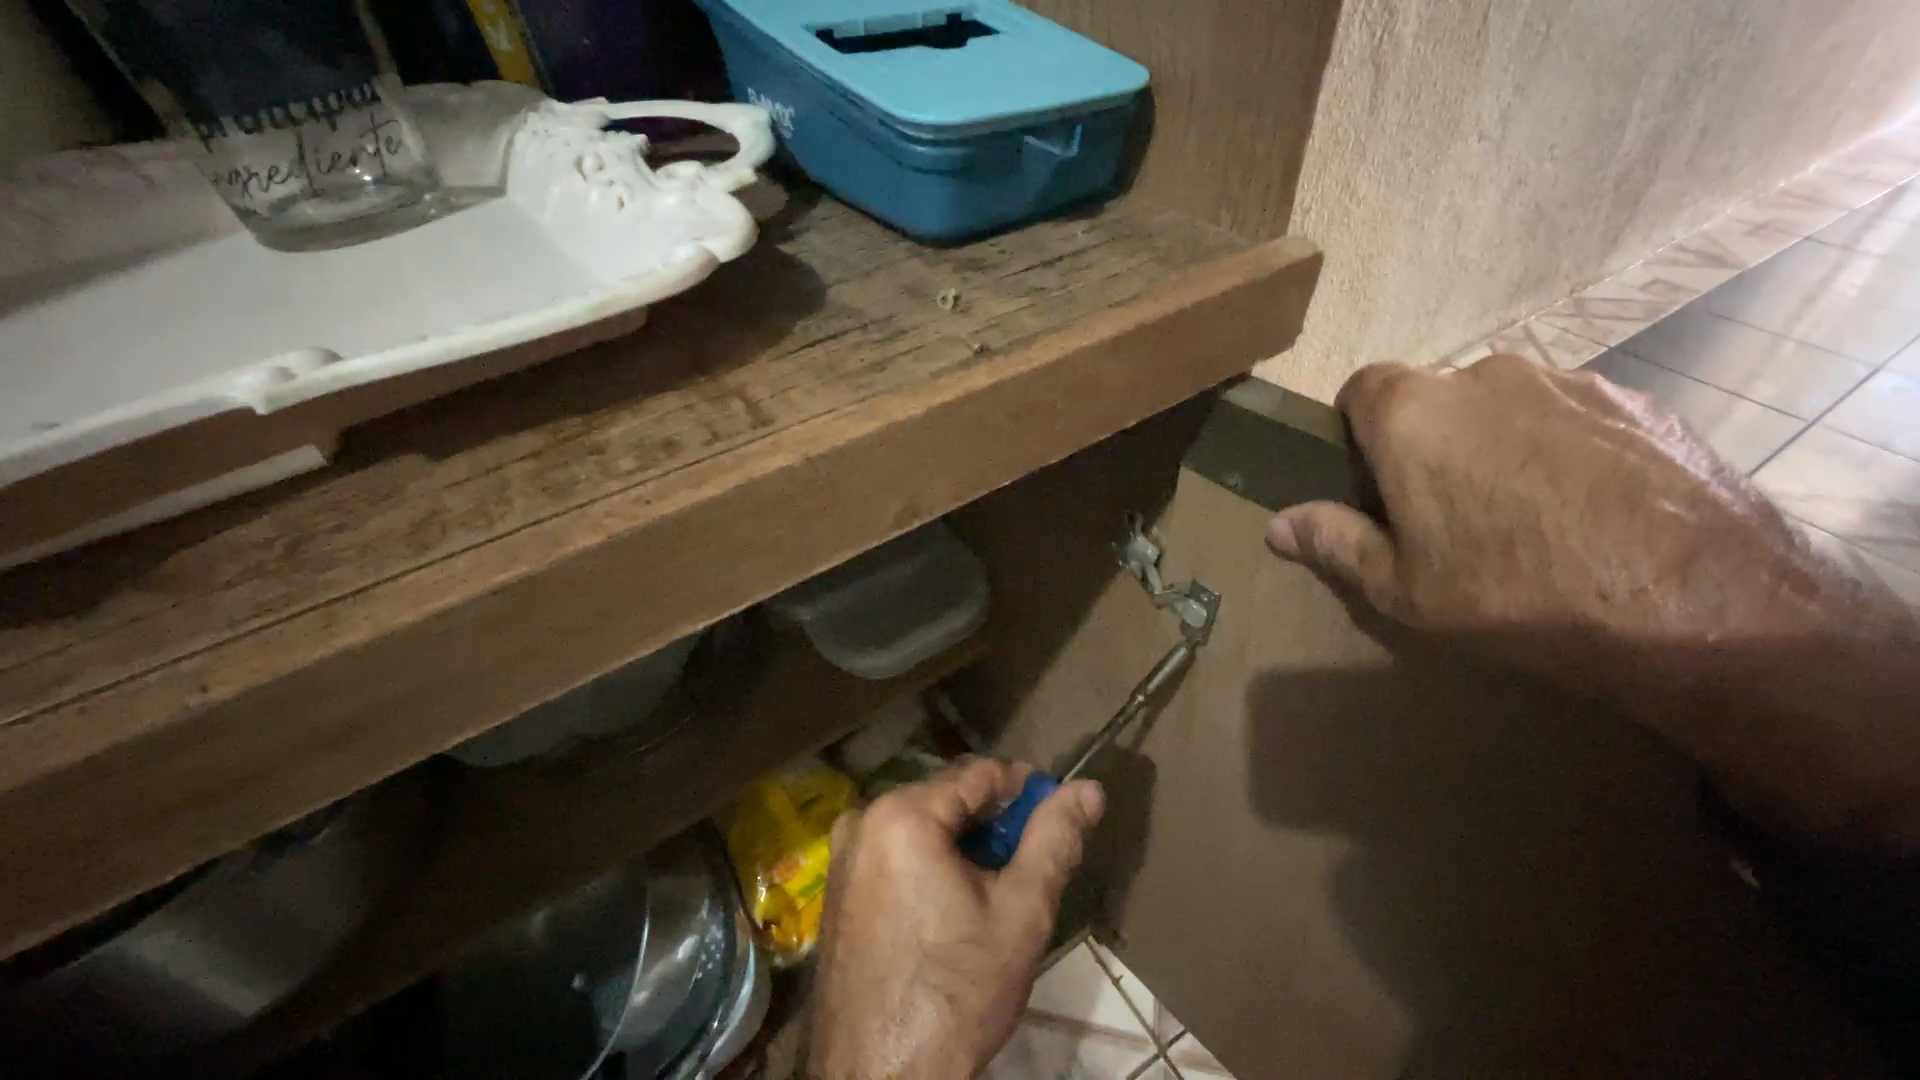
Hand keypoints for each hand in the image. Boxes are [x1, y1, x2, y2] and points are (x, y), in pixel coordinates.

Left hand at [807, 759, 1105, 1079]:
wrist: (879, 1076)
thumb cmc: (956, 991)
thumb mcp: (1021, 911)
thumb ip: (1055, 840)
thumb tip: (1089, 788)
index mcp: (902, 814)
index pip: (979, 773)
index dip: (1025, 789)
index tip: (1056, 817)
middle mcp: (862, 820)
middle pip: (946, 797)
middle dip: (992, 821)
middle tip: (1029, 864)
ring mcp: (843, 857)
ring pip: (921, 827)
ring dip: (963, 844)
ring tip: (996, 891)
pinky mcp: (838, 891)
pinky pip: (894, 854)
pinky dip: (930, 865)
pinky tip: (954, 909)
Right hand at [1266, 355, 1919, 849]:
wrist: (1696, 602)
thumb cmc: (1513, 592)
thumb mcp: (1401, 588)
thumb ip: (1334, 544)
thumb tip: (1276, 525)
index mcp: (1413, 414)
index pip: (1359, 389)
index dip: (1357, 433)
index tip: (1373, 484)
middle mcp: (1484, 376)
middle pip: (1434, 398)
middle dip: (1428, 442)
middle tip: (1447, 514)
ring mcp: (1568, 382)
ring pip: (1505, 406)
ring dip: (1497, 445)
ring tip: (1526, 517)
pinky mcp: (1637, 401)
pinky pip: (1571, 417)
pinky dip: (1563, 450)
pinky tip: (1589, 510)